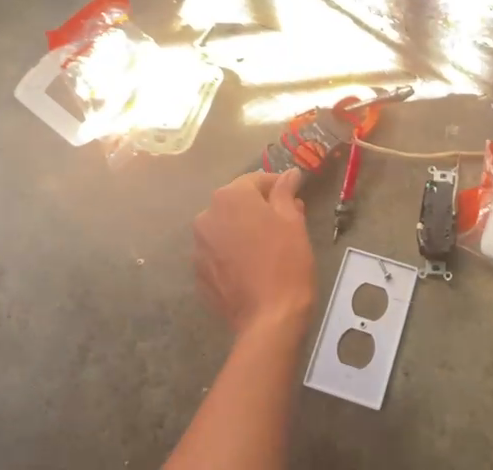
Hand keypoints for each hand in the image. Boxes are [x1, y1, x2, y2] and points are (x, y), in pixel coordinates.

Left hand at [193, 169, 315, 335]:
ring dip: (244, 229)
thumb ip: (285, 191)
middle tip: (286, 221)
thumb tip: (289, 174)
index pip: (255, 180)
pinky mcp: (198, 274)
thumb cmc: (286, 261)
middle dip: (259, 207)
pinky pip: (218, 252)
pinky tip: (253, 266)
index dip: (277, 186)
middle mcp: (207, 216)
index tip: (294, 196)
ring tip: (269, 246)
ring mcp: (198, 247)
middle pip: (236, 203)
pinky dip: (233, 252)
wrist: (269, 319)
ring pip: (226, 227)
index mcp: (230, 197)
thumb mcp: (292, 219)